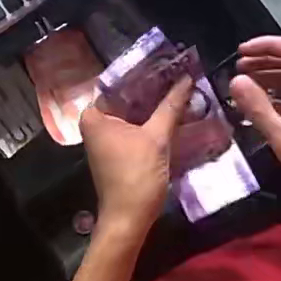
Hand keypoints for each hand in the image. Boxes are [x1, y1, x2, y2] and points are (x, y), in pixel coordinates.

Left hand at [80, 78, 190, 238]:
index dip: (143, 71)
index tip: (167, 60)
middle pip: (125, 96)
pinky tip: (171, 110)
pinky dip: (150, 119)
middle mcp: (95, 121)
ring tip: (179, 85)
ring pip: (132, 111)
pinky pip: (134, 125)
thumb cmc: (135, 176)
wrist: (128, 220)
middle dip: (151, 86)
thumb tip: (186, 78)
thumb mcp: (156, 138)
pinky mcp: (117, 147)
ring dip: (153, 103)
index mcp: (94, 114)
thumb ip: (170, 106)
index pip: (118, 82)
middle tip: (178, 71)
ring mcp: (105, 135)